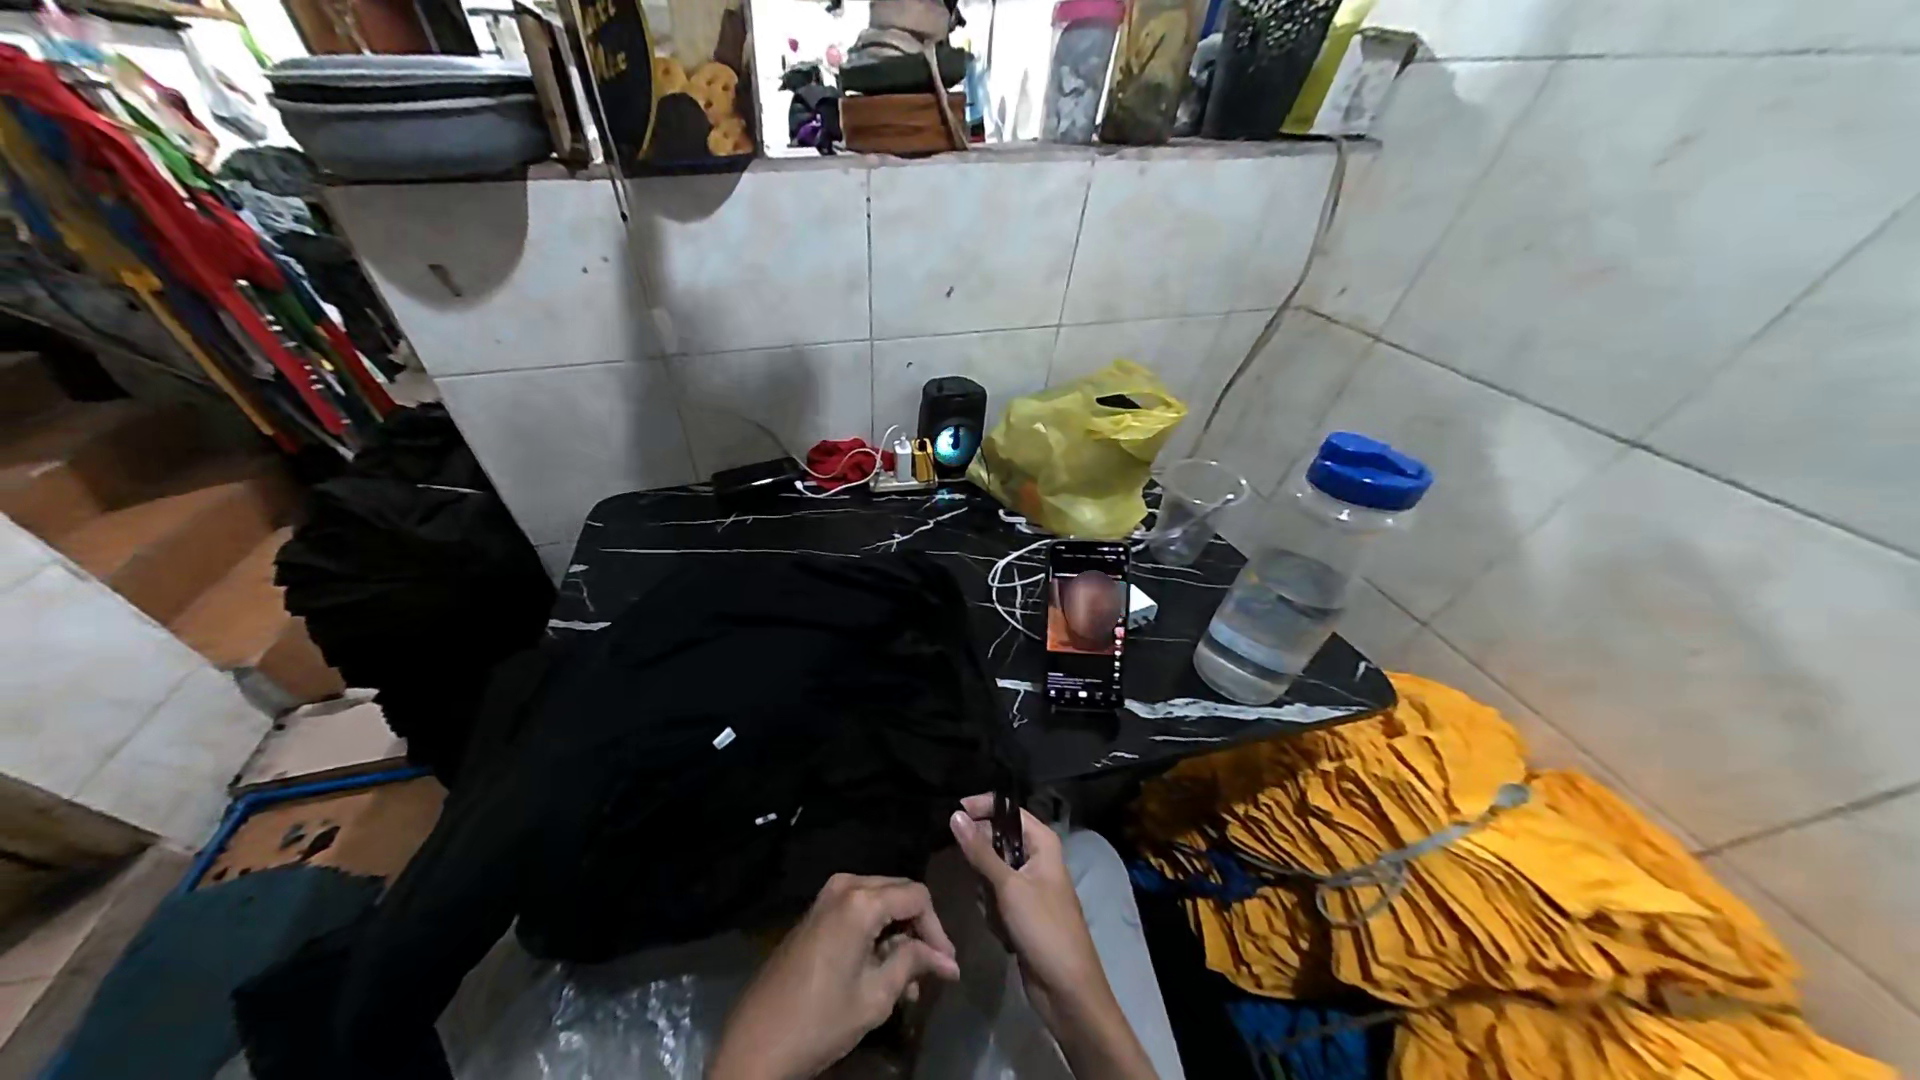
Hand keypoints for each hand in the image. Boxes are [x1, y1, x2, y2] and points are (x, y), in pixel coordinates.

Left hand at [709, 874, 960, 1079]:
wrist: (757, 1043)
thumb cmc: (820, 1020)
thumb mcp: (876, 995)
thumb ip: (913, 964)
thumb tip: (948, 961)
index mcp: (861, 900)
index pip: (917, 897)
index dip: (937, 929)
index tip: (946, 965)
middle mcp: (845, 886)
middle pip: (898, 892)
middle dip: (919, 929)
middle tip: (933, 969)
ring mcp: (826, 897)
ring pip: (880, 901)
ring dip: (898, 933)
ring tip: (910, 981)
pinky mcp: (816, 913)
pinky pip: (858, 910)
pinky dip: (877, 932)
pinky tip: (884, 969)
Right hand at [947, 796, 1106, 1027]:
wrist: (1066, 989)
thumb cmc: (1043, 928)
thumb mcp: (1008, 886)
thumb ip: (980, 851)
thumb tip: (955, 815)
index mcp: (1043, 842)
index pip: (1008, 810)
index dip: (982, 807)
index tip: (953, 813)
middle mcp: (1037, 857)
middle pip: (996, 841)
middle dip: (983, 861)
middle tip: (978, 879)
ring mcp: (1028, 885)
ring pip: (991, 872)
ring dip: (987, 892)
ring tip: (998, 913)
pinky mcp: (1020, 910)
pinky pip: (995, 897)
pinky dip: (993, 911)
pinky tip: (1003, 930)